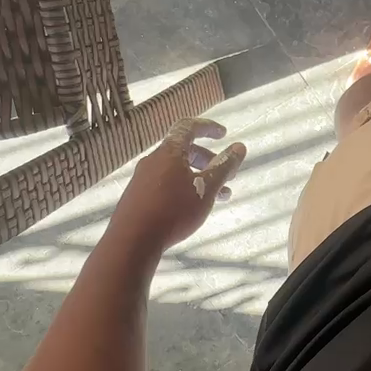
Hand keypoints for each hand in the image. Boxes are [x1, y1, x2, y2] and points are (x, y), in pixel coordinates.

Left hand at [108, 118, 245, 255]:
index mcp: (168, 153)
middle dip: (209, 160)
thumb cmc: (173, 211)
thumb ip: (224, 166)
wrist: (130, 244)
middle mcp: (153, 161)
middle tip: (227, 175)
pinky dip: (184, 188)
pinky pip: (165, 184)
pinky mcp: (137, 197)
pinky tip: (192, 208)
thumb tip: (239, 147)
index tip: (224, 134)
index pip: (188, 127)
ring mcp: (142, 179)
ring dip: (199, 178)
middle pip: (184, 151)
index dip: (208, 127)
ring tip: (217, 197)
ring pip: (176, 170)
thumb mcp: (206, 189)